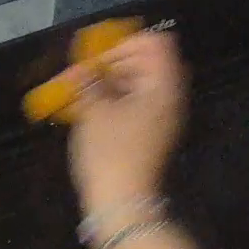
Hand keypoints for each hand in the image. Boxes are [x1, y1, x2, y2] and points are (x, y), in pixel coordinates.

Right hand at [60, 30, 187, 214]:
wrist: (122, 205)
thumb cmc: (110, 153)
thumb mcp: (94, 110)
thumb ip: (90, 78)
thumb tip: (84, 64)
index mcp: (162, 86)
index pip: (153, 42)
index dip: (124, 43)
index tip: (97, 58)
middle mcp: (168, 97)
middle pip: (145, 60)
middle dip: (111, 62)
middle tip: (81, 74)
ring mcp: (160, 116)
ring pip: (136, 82)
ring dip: (108, 80)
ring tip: (80, 91)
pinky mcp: (149, 131)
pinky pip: (133, 101)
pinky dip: (112, 98)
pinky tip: (89, 107)